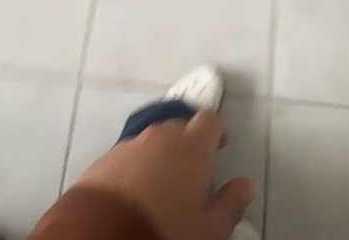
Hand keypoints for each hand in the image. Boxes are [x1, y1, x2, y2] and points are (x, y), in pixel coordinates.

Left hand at [72, 109, 256, 239]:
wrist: (101, 235)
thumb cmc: (165, 231)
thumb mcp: (208, 230)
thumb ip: (231, 203)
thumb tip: (247, 184)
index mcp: (192, 146)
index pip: (211, 119)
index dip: (218, 131)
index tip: (220, 148)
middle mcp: (162, 135)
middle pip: (181, 127)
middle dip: (189, 144)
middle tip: (193, 174)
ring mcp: (131, 144)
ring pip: (153, 140)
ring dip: (162, 155)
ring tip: (163, 186)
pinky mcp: (106, 159)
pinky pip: (129, 155)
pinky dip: (136, 167)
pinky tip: (135, 192)